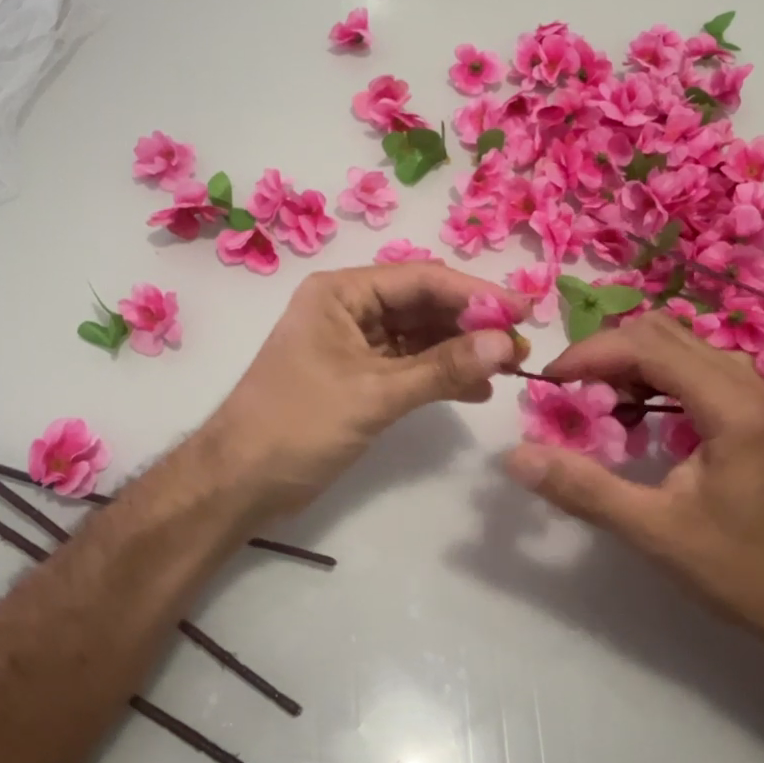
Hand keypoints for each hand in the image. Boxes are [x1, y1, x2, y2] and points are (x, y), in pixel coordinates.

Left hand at [204, 263, 527, 522]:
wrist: (239, 483)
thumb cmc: (297, 426)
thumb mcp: (375, 394)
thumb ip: (442, 369)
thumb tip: (507, 345)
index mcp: (341, 293)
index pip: (422, 280)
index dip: (476, 293)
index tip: (524, 312)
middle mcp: (349, 308)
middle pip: (424, 305)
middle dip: (472, 324)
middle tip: (522, 347)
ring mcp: (353, 344)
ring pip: (420, 336)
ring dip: (462, 351)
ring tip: (508, 370)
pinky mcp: (358, 377)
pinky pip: (410, 365)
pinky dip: (441, 375)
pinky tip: (477, 389)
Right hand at [503, 313, 763, 640]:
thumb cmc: (740, 568)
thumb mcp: (654, 531)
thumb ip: (584, 489)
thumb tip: (517, 457)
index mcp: (730, 405)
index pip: (647, 346)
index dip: (590, 354)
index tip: (548, 382)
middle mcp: (745, 383)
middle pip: (661, 333)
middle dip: (605, 354)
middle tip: (567, 394)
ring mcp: (751, 393)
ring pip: (676, 345)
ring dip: (627, 363)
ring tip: (593, 404)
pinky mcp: (749, 409)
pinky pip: (690, 367)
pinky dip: (650, 378)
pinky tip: (631, 416)